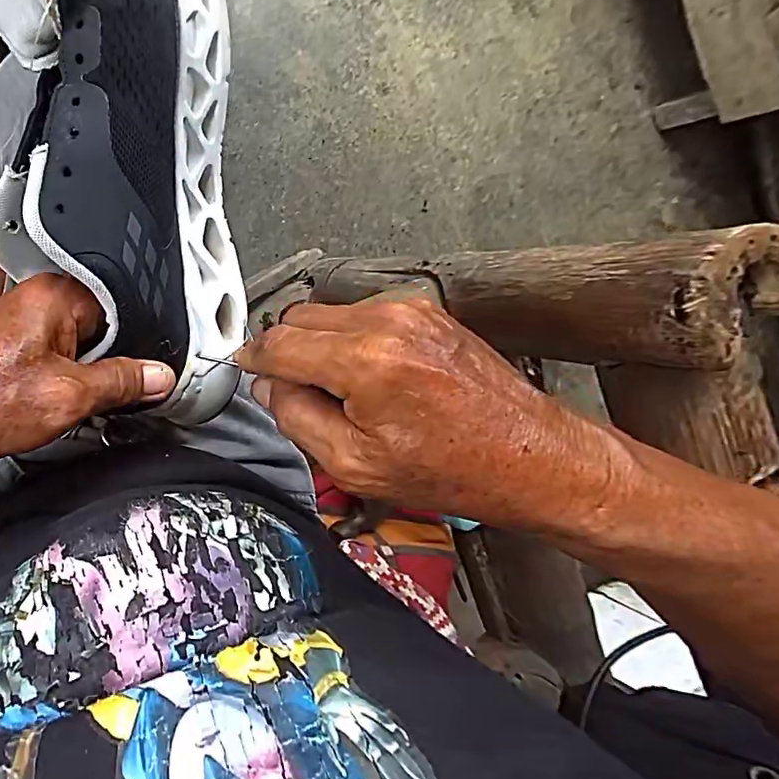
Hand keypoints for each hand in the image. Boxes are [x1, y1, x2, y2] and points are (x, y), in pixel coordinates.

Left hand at [0, 274, 174, 460]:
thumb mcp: (70, 397)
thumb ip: (123, 382)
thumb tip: (157, 375)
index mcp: (55, 294)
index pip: (123, 314)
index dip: (133, 352)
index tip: (136, 379)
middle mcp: (34, 296)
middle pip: (99, 330)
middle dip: (100, 365)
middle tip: (82, 395)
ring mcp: (17, 317)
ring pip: (73, 345)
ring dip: (74, 375)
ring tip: (48, 399)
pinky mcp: (4, 340)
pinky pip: (48, 353)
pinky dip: (51, 377)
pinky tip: (33, 400)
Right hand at [236, 300, 633, 529]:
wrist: (531, 457)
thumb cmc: (458, 467)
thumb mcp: (355, 464)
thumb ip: (296, 418)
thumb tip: (272, 388)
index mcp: (366, 361)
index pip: (279, 343)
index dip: (254, 360)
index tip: (247, 369)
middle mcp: (387, 323)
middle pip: (298, 318)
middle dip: (286, 352)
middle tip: (294, 391)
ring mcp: (410, 311)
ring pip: (328, 313)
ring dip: (318, 345)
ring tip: (342, 391)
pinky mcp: (426, 311)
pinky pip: (361, 315)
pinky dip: (349, 339)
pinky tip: (369, 377)